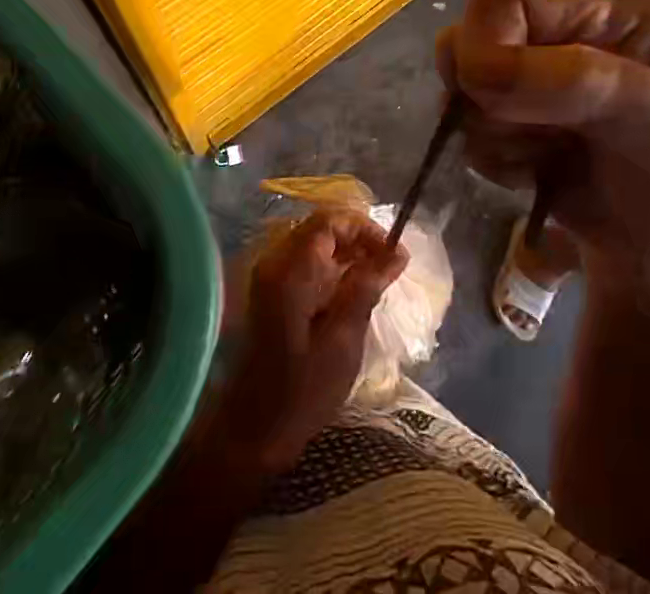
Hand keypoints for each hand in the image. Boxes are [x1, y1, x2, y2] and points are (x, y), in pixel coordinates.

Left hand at [218, 208, 407, 474]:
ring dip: (345, 255)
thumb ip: (366, 287)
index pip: (328, 221)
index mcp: (289, 271)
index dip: (364, 227)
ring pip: (312, 246)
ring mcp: (267, 278)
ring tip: (377, 280)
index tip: (394, 251)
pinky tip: (351, 293)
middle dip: (357, 240)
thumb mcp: (344, 339)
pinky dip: (330, 271)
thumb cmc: (303, 390)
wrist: (253, 428)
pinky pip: (303, 266)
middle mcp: (273, 264)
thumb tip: (396, 251)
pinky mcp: (269, 294)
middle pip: (319, 229)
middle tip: (389, 266)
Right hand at [437, 0, 649, 306]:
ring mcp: (542, 92)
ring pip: (464, 91)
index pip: (505, 0)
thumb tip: (476, 70)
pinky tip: (538, 179)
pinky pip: (470, 133)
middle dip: (484, 95)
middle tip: (529, 134)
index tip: (493, 98)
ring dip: (492, 134)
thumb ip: (583, 83)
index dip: (485, 43)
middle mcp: (569, 44)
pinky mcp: (524, 135)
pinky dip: (493, 160)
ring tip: (547, 163)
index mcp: (613, 18)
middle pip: (472, 41)